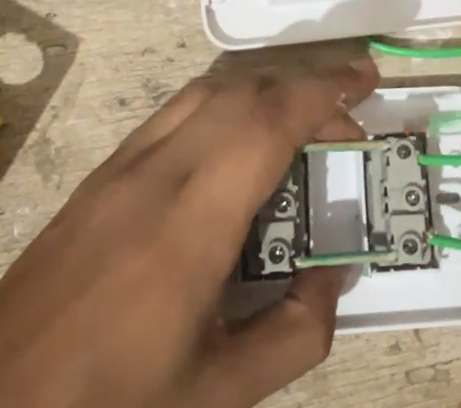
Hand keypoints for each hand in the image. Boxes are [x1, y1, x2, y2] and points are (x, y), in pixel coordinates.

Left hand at [0, 54, 379, 407]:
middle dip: (302, 83)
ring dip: (260, 89)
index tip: (365, 85)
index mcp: (188, 222)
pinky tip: (237, 149)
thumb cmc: (109, 405)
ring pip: (200, 92)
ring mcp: (116, 170)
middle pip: (238, 89)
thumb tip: (334, 273)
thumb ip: (295, 332)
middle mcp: (152, 174)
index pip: (265, 120)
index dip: (322, 92)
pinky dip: (221, 107)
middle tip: (349, 108)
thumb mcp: (219, 393)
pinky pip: (172, 116)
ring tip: (302, 119)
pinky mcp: (95, 179)